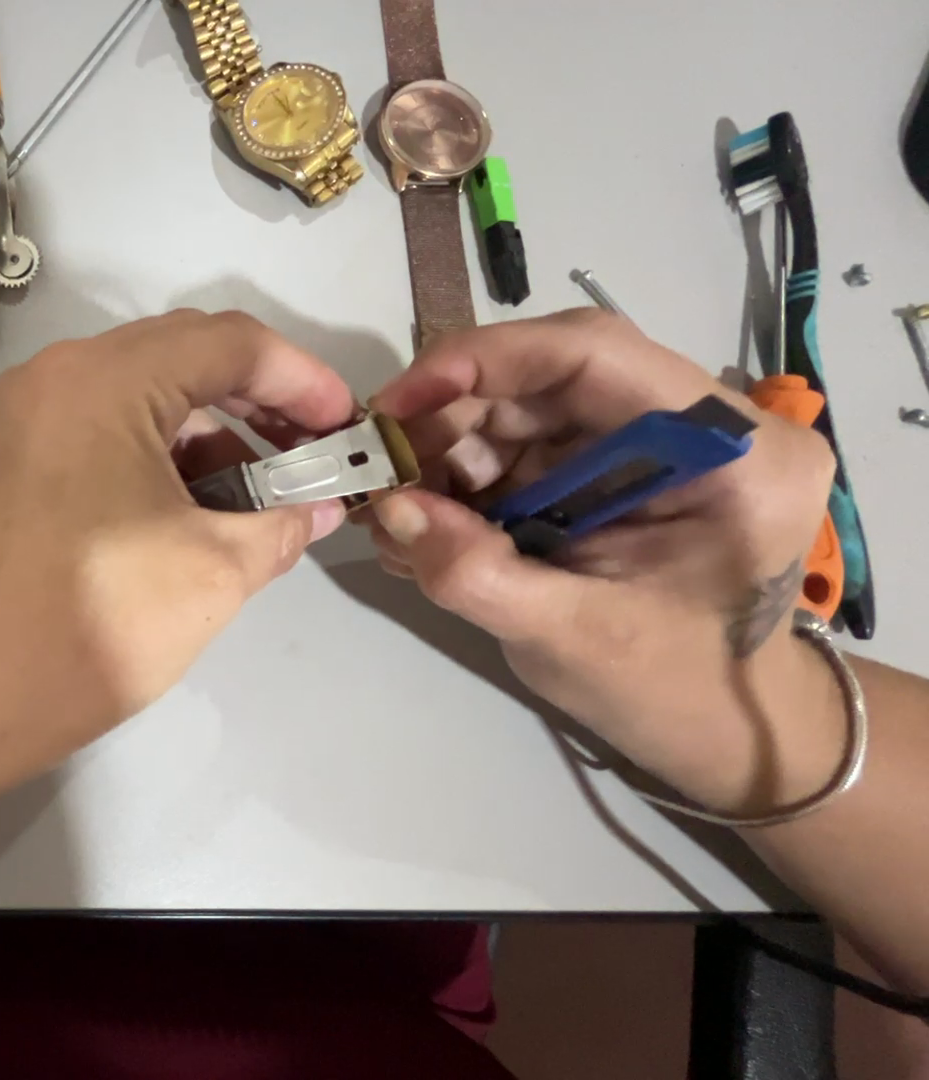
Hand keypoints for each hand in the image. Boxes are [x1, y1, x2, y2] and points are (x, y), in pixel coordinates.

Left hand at [0, 311, 353, 736]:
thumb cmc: (98, 620)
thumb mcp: (215, 568)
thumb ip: (283, 522)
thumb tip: (319, 507)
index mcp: (103, 380)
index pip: (227, 344)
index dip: (301, 379)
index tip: (345, 427)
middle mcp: (55, 377)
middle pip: (180, 358)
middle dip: (256, 401)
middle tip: (310, 453)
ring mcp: (25, 416)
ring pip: (138, 394)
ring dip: (206, 431)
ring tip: (262, 491)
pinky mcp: (13, 457)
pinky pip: (100, 428)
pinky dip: (154, 452)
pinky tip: (198, 503)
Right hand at [367, 310, 845, 813]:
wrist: (704, 720)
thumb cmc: (667, 684)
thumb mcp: (570, 636)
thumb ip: (475, 573)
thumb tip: (387, 508)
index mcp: (721, 450)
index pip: (590, 355)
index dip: (480, 361)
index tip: (392, 404)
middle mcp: (672, 427)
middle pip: (531, 382)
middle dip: (439, 425)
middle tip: (376, 479)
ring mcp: (621, 448)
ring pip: (499, 415)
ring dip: (431, 462)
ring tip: (393, 523)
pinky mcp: (579, 473)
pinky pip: (491, 453)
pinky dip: (440, 487)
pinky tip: (420, 535)